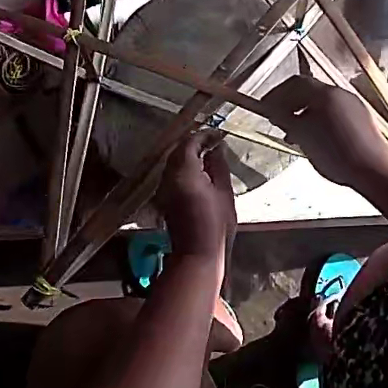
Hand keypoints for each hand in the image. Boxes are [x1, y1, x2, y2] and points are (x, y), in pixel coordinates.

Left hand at [156, 131, 234, 256]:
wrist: (197, 253)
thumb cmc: (216, 224)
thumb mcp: (224, 192)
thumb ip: (219, 166)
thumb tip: (217, 147)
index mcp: (184, 173)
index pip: (189, 144)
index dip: (204, 135)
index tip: (219, 134)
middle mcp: (168, 177)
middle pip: (178, 151)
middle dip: (195, 143)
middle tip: (215, 142)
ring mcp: (163, 188)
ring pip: (174, 162)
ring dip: (189, 155)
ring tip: (210, 154)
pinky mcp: (164, 198)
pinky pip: (173, 174)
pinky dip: (185, 167)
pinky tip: (200, 171)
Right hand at [263, 77, 387, 191]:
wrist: (375, 170)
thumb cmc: (339, 155)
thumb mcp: (304, 137)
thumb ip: (286, 120)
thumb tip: (274, 112)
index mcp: (326, 94)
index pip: (295, 83)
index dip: (277, 94)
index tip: (266, 107)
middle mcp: (341, 94)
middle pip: (309, 91)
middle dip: (290, 104)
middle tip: (278, 120)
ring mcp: (354, 105)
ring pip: (322, 103)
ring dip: (304, 114)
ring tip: (295, 134)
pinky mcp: (362, 118)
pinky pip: (335, 112)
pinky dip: (320, 120)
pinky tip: (316, 139)